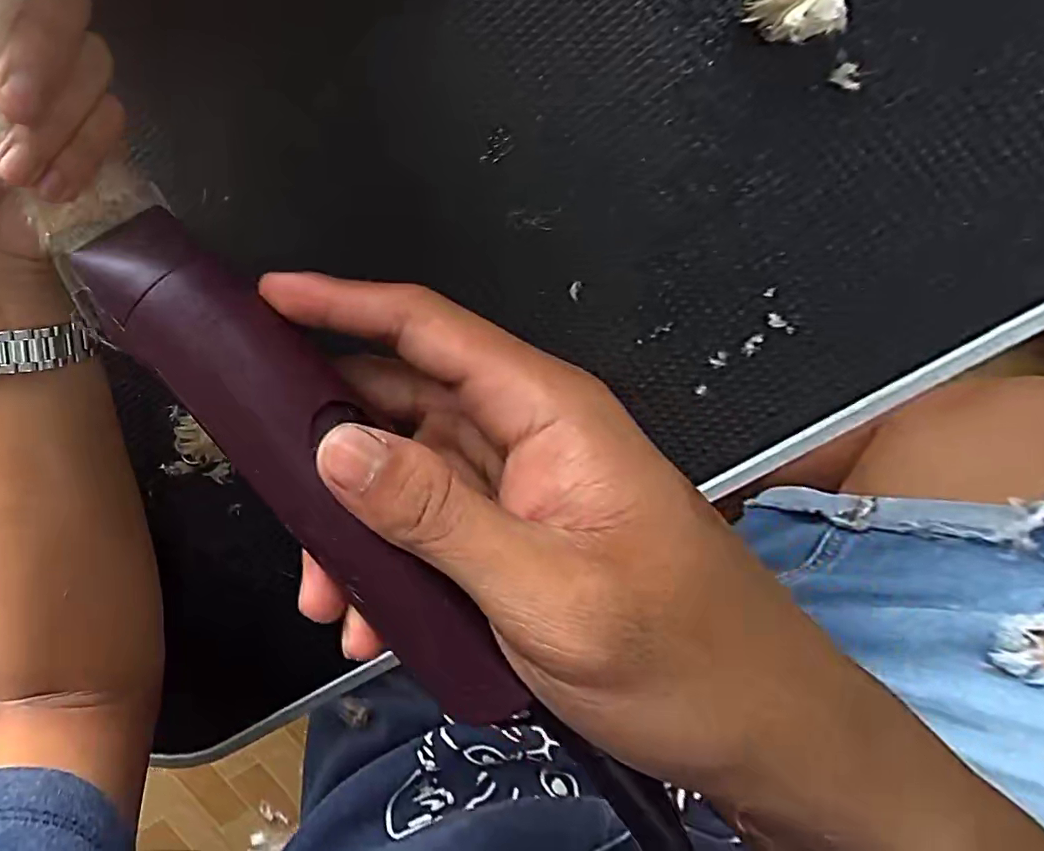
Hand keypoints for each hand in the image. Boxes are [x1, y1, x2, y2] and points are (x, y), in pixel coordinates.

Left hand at [0, 0, 123, 325]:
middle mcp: (37, 45)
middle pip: (67, 3)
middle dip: (41, 54)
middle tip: (11, 106)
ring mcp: (77, 88)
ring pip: (95, 66)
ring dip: (52, 127)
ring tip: (13, 173)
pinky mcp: (105, 132)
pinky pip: (113, 120)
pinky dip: (78, 156)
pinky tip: (49, 187)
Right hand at [260, 273, 1043, 847]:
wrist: (772, 747)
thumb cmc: (686, 661)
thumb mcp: (548, 594)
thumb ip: (434, 514)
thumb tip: (333, 446)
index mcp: (541, 410)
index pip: (425, 327)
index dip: (342, 302)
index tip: (271, 296)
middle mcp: (514, 429)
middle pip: (390, 400)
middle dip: (327, 449)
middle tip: (276, 491)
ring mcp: (501, 479)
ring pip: (390, 469)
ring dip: (347, 526)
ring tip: (326, 595)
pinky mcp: (492, 525)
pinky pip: (410, 521)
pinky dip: (376, 562)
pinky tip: (366, 620)